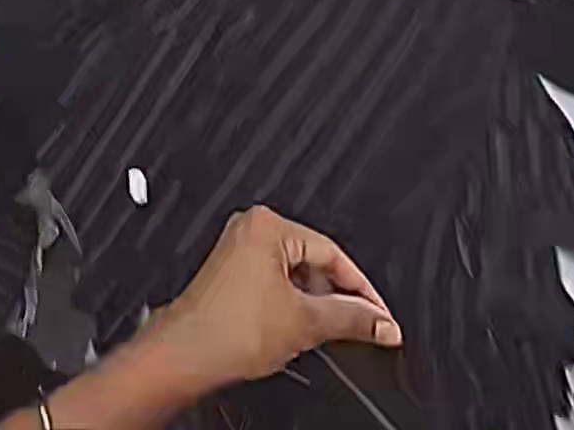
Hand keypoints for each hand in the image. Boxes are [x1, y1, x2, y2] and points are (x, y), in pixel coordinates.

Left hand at [143, 206, 399, 392]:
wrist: (191, 349)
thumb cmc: (230, 327)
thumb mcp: (306, 321)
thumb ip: (351, 318)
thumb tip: (381, 323)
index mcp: (266, 225)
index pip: (332, 252)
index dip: (363, 289)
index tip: (382, 317)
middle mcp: (250, 227)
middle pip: (314, 259)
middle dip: (338, 295)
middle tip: (363, 326)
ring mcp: (240, 245)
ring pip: (296, 271)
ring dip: (317, 300)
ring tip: (329, 330)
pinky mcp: (234, 266)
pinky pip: (277, 277)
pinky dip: (295, 300)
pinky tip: (302, 325)